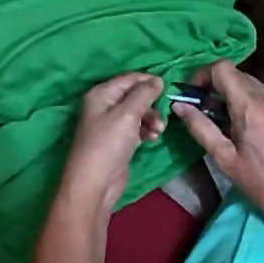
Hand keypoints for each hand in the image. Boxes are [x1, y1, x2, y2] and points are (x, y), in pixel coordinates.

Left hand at [61, 72, 166, 211]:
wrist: (95, 183)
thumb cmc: (109, 143)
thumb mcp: (128, 113)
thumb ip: (144, 93)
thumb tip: (158, 79)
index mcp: (102, 93)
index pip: (129, 78)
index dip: (148, 80)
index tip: (168, 87)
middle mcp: (105, 106)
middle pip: (135, 96)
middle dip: (151, 103)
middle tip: (164, 114)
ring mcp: (111, 124)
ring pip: (138, 113)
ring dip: (152, 119)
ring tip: (159, 131)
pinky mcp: (119, 141)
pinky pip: (137, 128)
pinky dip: (146, 130)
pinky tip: (153, 138)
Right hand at [172, 60, 263, 234]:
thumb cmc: (263, 187)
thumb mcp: (226, 160)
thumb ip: (201, 127)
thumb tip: (180, 105)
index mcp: (250, 106)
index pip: (223, 68)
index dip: (206, 76)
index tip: (199, 95)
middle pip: (244, 77)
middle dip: (226, 90)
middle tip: (219, 115)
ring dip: (251, 99)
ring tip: (249, 127)